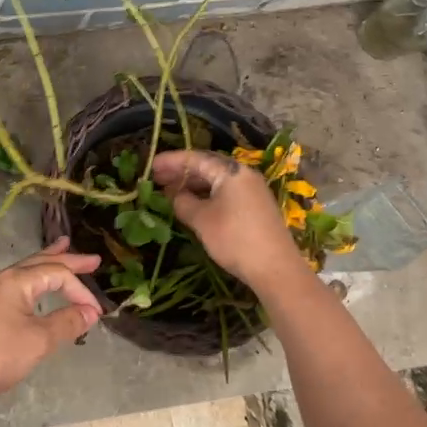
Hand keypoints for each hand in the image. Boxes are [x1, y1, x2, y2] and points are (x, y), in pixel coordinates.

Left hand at [0, 238, 102, 404]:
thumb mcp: (39, 341)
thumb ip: (67, 322)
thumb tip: (90, 312)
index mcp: (16, 280)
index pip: (57, 274)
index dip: (81, 291)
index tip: (96, 314)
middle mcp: (2, 277)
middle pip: (40, 262)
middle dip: (67, 259)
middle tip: (93, 259)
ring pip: (26, 269)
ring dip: (48, 262)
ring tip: (64, 249)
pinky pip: (16, 281)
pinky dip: (34, 276)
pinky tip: (37, 282)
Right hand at [151, 149, 306, 291]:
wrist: (276, 268)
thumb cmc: (235, 239)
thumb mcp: (201, 220)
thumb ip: (183, 202)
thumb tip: (174, 195)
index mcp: (231, 171)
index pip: (196, 158)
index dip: (171, 161)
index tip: (150, 165)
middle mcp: (244, 175)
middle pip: (207, 167)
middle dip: (181, 172)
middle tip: (156, 178)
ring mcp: (252, 191)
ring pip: (216, 181)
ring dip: (193, 185)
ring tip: (170, 192)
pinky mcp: (255, 207)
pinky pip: (225, 193)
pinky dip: (206, 195)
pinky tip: (192, 205)